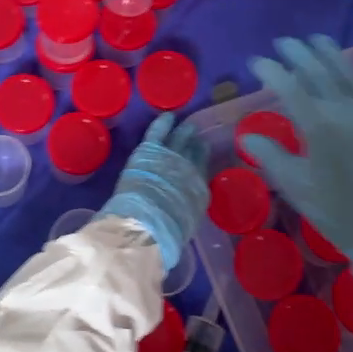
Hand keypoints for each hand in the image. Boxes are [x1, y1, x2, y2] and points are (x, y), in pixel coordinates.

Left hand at [100, 112, 209, 272]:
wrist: (149, 224)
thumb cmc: (165, 235)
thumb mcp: (184, 227)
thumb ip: (185, 215)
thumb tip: (181, 216)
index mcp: (199, 193)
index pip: (202, 173)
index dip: (201, 163)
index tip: (203, 155)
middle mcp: (190, 171)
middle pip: (193, 154)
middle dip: (195, 144)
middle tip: (197, 135)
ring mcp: (170, 158)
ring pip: (178, 140)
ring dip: (183, 131)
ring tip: (188, 125)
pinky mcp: (150, 151)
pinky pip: (158, 132)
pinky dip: (163, 123)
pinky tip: (168, 116)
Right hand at [242, 36, 352, 304]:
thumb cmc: (335, 212)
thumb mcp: (295, 186)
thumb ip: (270, 155)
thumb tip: (247, 134)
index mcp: (318, 126)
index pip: (289, 86)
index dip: (270, 71)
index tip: (255, 62)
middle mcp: (342, 111)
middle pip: (317, 71)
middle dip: (298, 53)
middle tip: (281, 43)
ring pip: (343, 72)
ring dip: (326, 53)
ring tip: (313, 40)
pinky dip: (345, 69)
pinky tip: (338, 67)